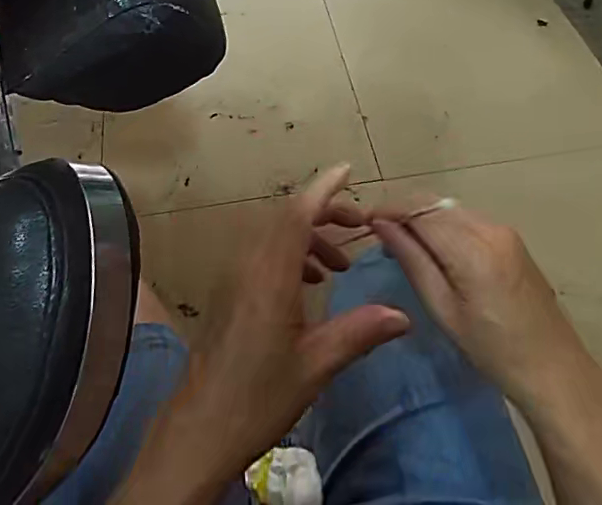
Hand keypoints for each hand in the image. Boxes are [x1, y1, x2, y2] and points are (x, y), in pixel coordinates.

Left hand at [113, 166, 410, 503]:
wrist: (198, 431)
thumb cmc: (259, 396)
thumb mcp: (316, 365)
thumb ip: (360, 332)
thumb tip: (403, 315)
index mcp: (270, 274)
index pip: (298, 213)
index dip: (325, 188)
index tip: (348, 171)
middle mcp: (248, 265)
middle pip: (287, 217)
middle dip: (325, 213)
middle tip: (358, 225)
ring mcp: (233, 276)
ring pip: (275, 235)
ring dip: (309, 237)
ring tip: (338, 265)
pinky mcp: (228, 292)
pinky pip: (263, 253)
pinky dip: (290, 254)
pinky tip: (308, 284)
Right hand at [370, 199, 593, 409]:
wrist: (553, 368)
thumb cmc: (493, 350)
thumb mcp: (443, 310)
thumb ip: (412, 260)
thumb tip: (382, 226)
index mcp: (472, 249)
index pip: (421, 210)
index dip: (390, 210)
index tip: (365, 221)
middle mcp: (489, 228)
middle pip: (436, 203)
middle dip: (404, 210)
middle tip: (378, 232)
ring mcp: (504, 229)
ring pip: (451, 208)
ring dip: (423, 215)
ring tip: (401, 240)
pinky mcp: (511, 237)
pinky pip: (467, 218)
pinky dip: (444, 223)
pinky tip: (433, 245)